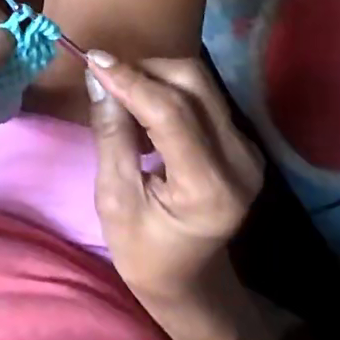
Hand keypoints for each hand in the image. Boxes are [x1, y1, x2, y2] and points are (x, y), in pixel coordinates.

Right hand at [85, 52, 264, 335]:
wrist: (189, 281)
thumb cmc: (143, 250)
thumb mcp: (114, 198)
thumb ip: (111, 134)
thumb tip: (98, 78)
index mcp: (208, 188)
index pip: (171, 112)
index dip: (130, 79)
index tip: (92, 58)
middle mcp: (239, 162)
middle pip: (193, 84)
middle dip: (144, 68)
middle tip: (104, 75)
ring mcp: (247, 150)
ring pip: (199, 83)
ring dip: (154, 75)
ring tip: (120, 92)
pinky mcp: (242, 142)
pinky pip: (202, 96)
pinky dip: (166, 89)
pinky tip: (142, 108)